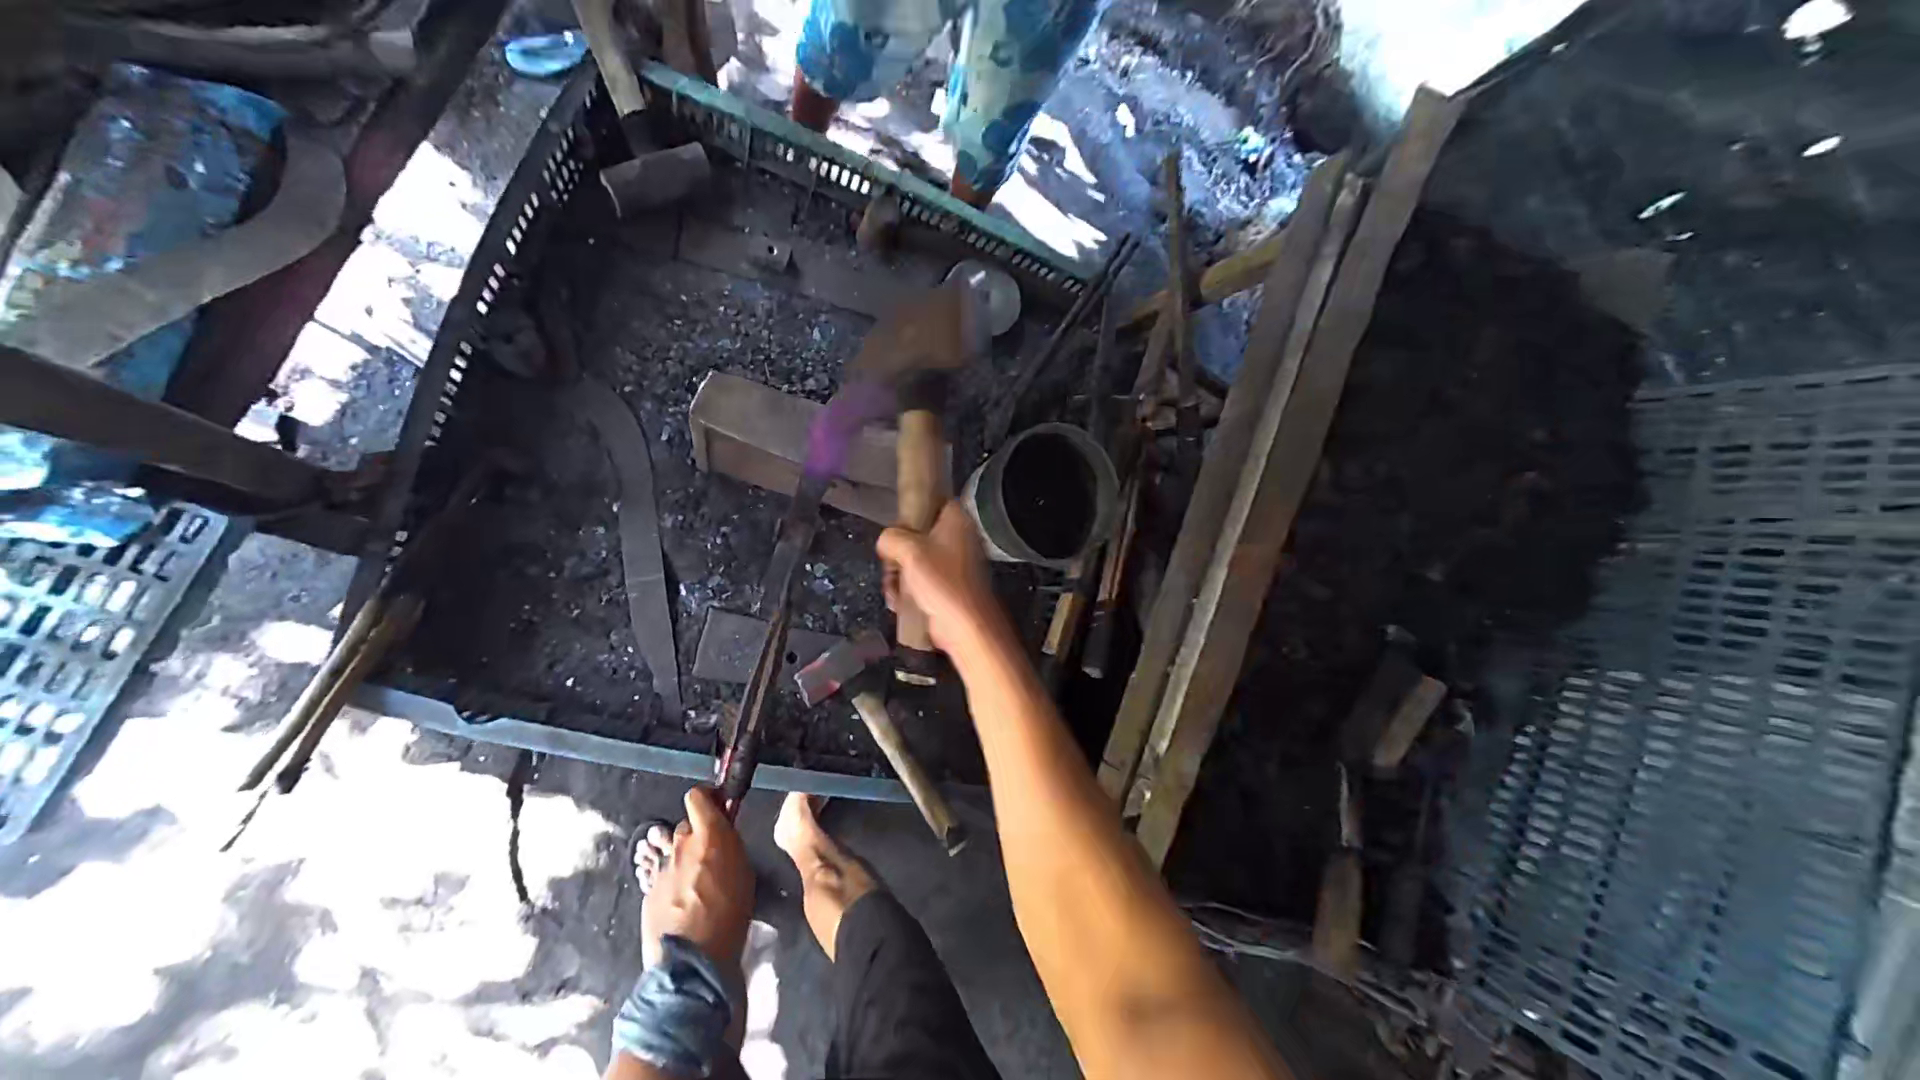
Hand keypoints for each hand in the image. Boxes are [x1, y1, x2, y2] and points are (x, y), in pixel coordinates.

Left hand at [641, 788, 753, 969]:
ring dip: (685, 862)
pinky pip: (664, 877)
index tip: (716, 808)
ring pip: (675, 854)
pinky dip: (674, 885)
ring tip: (697, 887)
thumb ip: (730, 847)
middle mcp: (681, 846)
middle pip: (687, 827)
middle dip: (698, 836)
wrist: (692, 964)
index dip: (706, 798)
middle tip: (711, 858)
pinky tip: (683, 907)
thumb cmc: (730, 916)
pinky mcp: (648, 892)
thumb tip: (723, 837)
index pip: (697, 796)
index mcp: (709, 835)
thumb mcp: (744, 874)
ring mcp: (661, 869)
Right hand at [876, 500, 1010, 657]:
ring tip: (894, 591)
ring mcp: (954, 564)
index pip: (932, 502)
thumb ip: (891, 538)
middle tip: (891, 565)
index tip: (896, 527)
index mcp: (956, 520)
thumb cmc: (941, 581)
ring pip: (916, 560)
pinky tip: (900, 603)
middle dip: (898, 553)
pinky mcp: (948, 586)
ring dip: (899, 576)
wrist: (966, 625)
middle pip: (918, 534)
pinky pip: (921, 580)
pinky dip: (908, 590)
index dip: (912, 512)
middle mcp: (959, 538)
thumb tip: (886, 543)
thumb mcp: (909, 551)